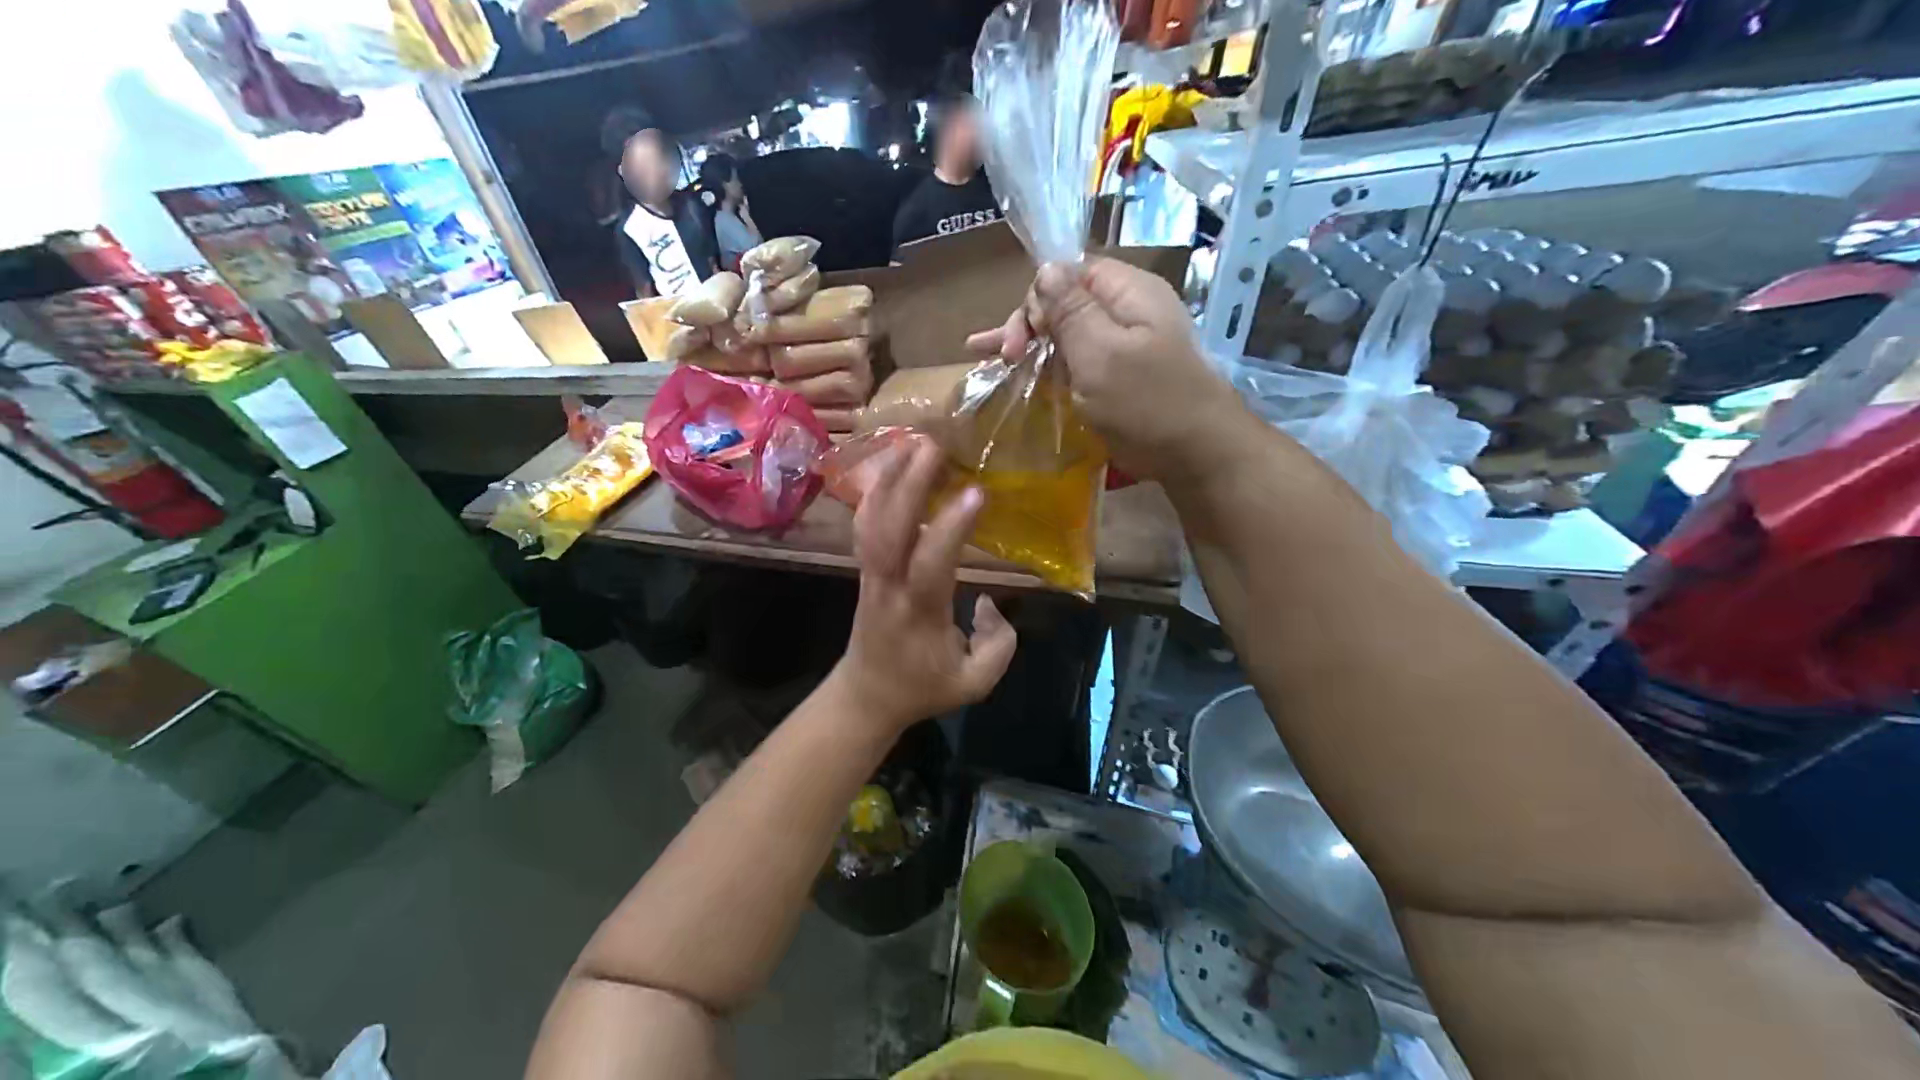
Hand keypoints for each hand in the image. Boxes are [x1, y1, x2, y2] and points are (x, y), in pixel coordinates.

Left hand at [833, 439, 1017, 729]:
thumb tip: (991, 600)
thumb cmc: (923, 688)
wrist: (867, 695)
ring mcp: (871, 574)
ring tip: (912, 439)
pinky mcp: (865, 568)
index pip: (931, 565)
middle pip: (889, 531)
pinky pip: (866, 524)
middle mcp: (888, 587)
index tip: (976, 492)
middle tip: (934, 444)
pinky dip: (878, 490)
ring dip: (890, 478)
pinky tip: (892, 463)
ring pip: (872, 521)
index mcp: (918, 614)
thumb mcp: (974, 683)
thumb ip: (998, 644)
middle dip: (909, 485)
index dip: (951, 528)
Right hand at [966, 258, 1241, 480]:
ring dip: (1031, 345)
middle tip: (1005, 359)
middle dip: (1029, 325)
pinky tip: (1018, 374)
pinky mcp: (1118, 377)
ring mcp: (1123, 346)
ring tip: (989, 360)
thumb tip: (1046, 267)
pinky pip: (1076, 362)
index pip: (1070, 272)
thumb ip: (1070, 310)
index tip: (1021, 339)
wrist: (1195, 455)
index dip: (1038, 298)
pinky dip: (1048, 367)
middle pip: (1065, 303)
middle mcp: (1126, 311)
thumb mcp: (1101, 353)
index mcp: (1128, 292)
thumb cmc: (1146, 402)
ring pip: (1066, 334)